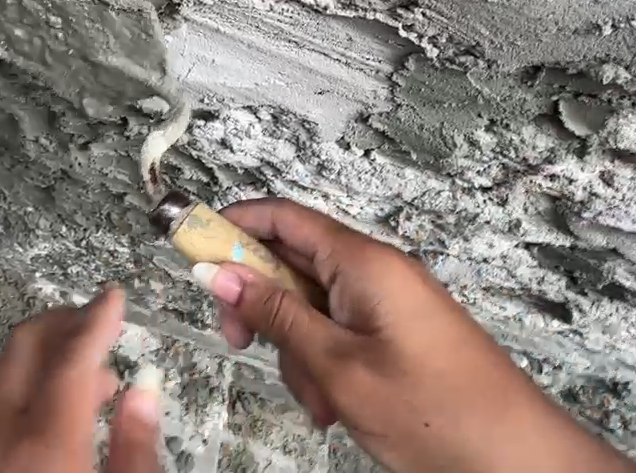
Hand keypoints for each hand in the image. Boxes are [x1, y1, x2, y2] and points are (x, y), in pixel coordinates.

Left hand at [0, 287, 160, 472]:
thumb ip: (133, 452)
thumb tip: (142, 395)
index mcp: (45, 442)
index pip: (72, 357)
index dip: (97, 319)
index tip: (113, 296)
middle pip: (27, 343)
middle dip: (65, 321)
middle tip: (99, 322)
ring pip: (2, 366)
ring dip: (42, 353)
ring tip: (86, 374)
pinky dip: (17, 383)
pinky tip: (44, 406)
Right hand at [195, 198, 635, 472]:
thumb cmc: (443, 419)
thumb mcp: (338, 367)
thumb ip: (272, 314)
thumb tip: (215, 271)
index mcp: (362, 262)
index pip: (279, 216)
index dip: (230, 225)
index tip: (193, 251)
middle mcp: (375, 271)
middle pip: (290, 260)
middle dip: (259, 300)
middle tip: (240, 340)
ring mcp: (389, 303)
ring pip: (310, 301)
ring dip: (293, 344)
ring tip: (314, 399)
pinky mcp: (399, 333)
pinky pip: (338, 327)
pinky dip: (322, 359)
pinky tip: (335, 406)